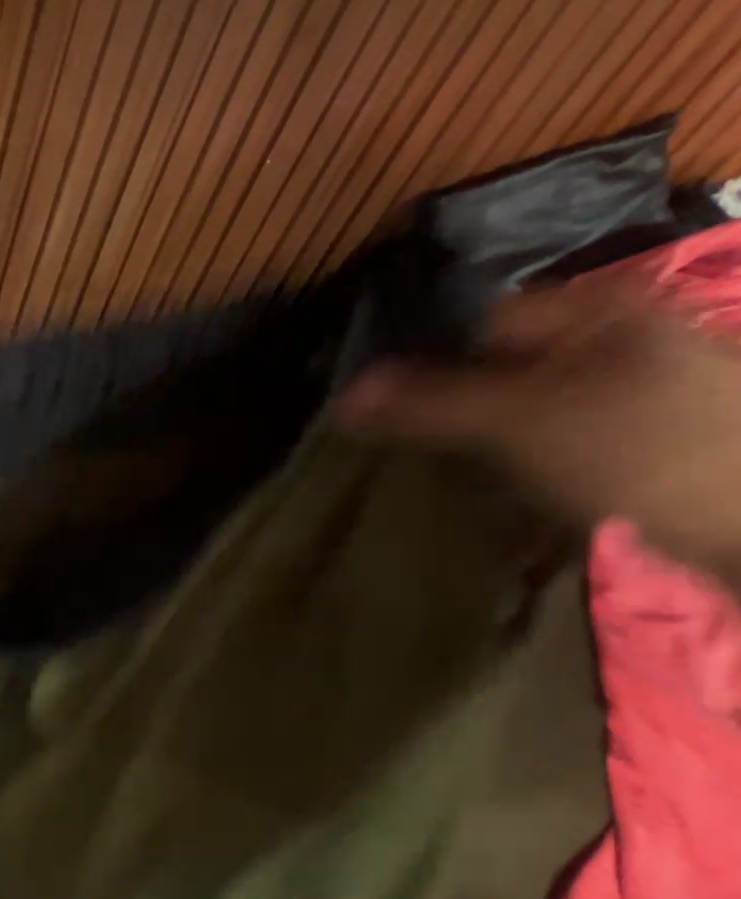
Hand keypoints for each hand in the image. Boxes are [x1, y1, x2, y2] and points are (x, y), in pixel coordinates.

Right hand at [335, 281, 740, 582]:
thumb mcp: (517, 424)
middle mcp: (625, 334)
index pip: (476, 324)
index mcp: (600, 309)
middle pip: (502, 366)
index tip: (396, 415)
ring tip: (465, 476)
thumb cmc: (645, 455)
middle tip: (426, 449)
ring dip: (490, 442)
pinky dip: (530, 460)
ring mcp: (644, 386)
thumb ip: (426, 404)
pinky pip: (561, 436)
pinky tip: (517, 490)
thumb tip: (344, 396)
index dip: (430, 367)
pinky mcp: (652, 436)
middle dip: (458, 408)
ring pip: (529, 405)